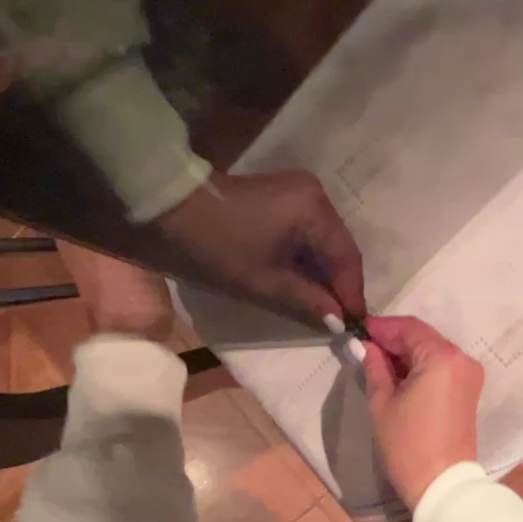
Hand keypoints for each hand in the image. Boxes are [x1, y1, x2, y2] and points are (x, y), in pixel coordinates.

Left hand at [154, 171, 365, 324]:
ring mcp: (297, 193)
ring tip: (325, 309)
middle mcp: (315, 195)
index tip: (356, 328)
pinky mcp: (281, 198)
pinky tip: (305, 286)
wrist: (166, 210)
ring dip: (324, 276)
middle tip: (341, 321)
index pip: (347, 259)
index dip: (353, 296)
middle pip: (338, 249)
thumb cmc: (219, 247)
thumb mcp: (267, 284)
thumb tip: (340, 322)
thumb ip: (309, 303)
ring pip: (323, 243)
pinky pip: (307, 235)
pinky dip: (308, 262)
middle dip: (340, 287)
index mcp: (315, 210)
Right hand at [361, 316, 485, 509]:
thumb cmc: (408, 446)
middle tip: (366, 348)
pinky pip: (442, 369)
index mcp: (442, 358)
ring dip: (408, 355)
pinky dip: (421, 368)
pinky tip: (400, 378)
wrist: (442, 485)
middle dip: (395, 341)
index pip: (409, 328)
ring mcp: (470, 376)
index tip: (359, 330)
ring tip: (379, 365)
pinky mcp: (469, 392)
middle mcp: (462, 360)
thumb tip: (368, 347)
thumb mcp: (382, 403)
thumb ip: (375, 367)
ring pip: (433, 353)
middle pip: (424, 338)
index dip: (382, 327)